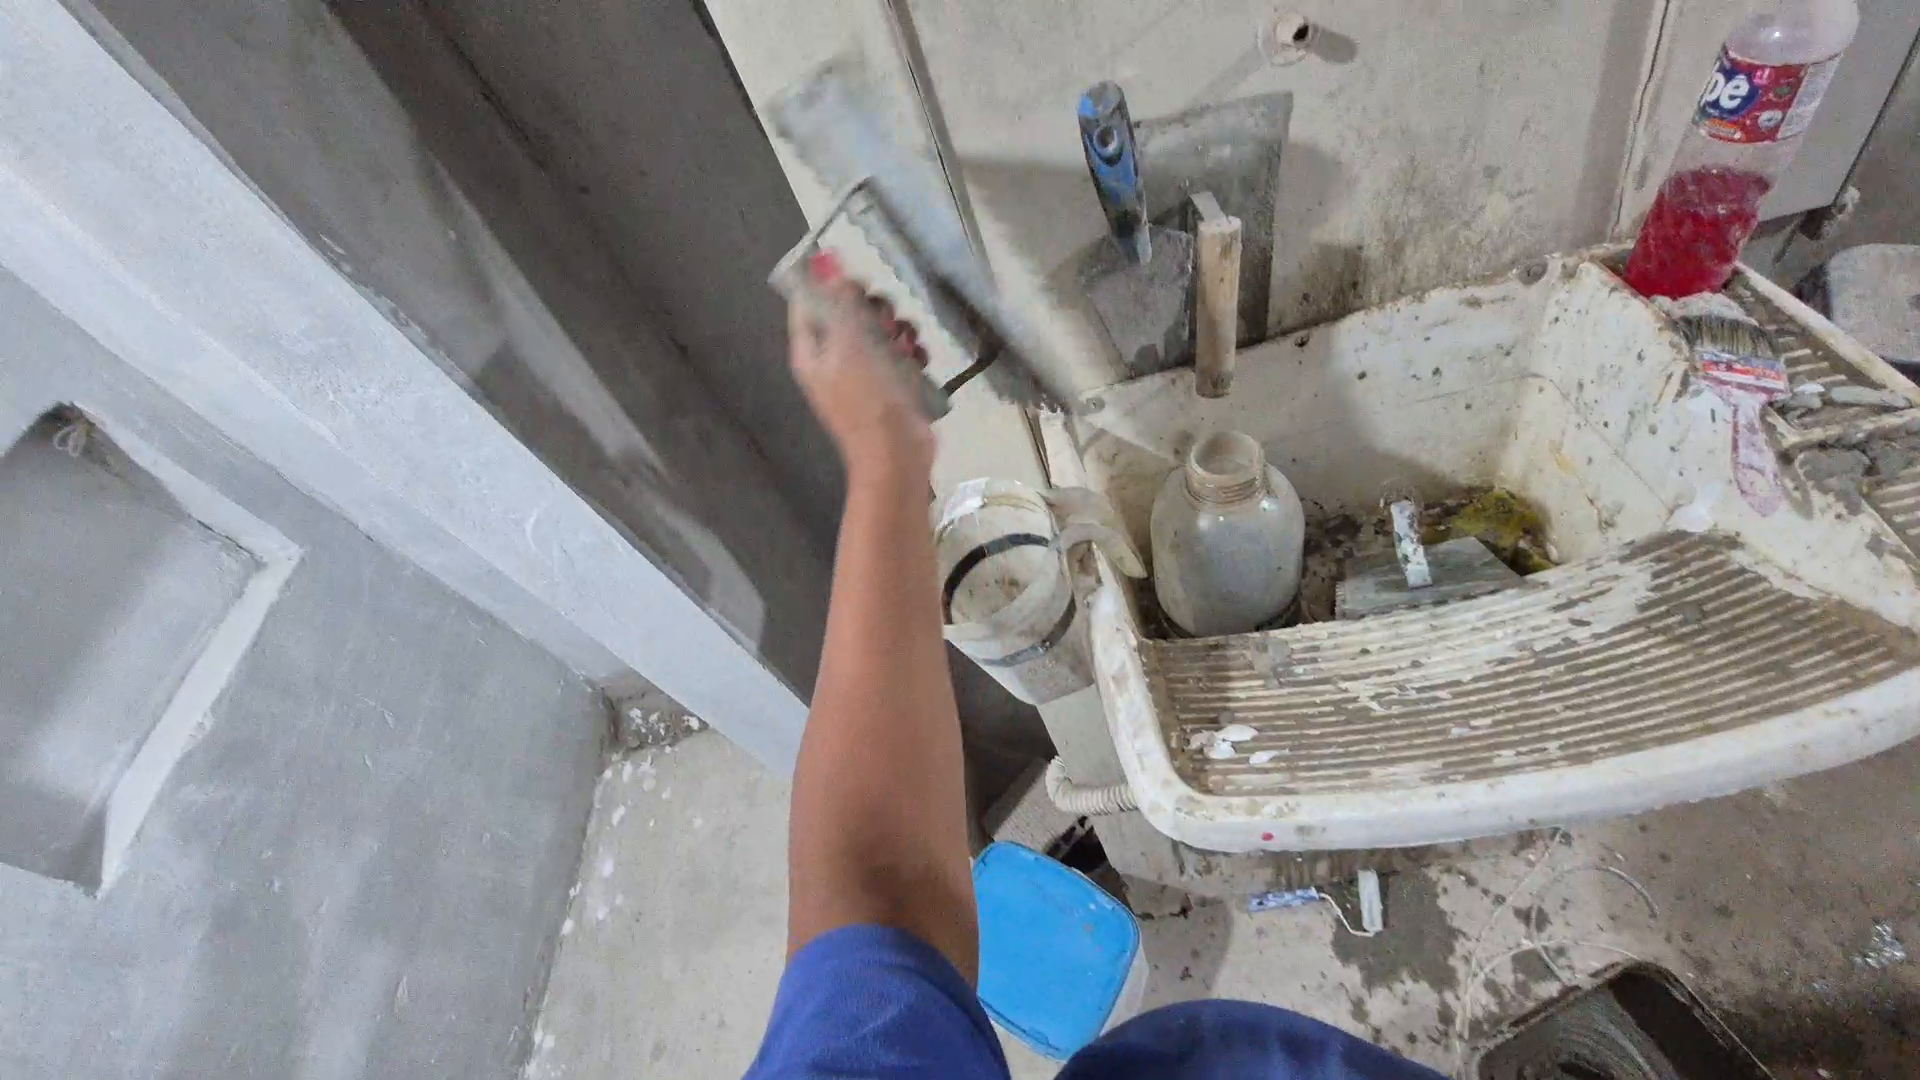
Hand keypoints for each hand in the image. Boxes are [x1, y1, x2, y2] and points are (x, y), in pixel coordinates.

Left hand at [788, 253, 934, 481]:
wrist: (896, 456)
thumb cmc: (865, 401)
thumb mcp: (848, 346)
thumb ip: (840, 305)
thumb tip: (831, 269)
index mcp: (811, 351)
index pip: (808, 302)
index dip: (828, 283)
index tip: (854, 276)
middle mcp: (834, 359)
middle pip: (851, 313)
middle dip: (874, 310)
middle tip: (886, 319)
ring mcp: (864, 373)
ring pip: (881, 331)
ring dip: (899, 331)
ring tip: (907, 346)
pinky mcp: (892, 385)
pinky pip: (902, 354)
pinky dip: (912, 354)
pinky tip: (919, 361)